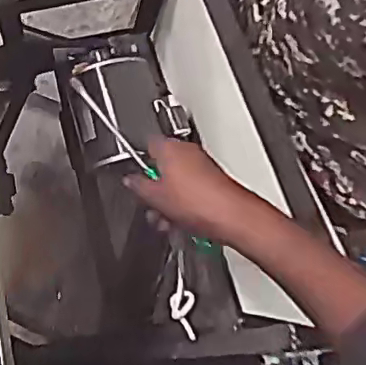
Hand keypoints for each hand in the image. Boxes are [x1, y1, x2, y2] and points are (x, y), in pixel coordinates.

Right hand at [123, 138, 282, 246]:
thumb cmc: (200, 202)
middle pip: (162, 166)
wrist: (234, 218)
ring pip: (176, 180)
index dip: (137, 161)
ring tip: (167, 219)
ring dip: (168, 199)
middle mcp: (187, 152)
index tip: (134, 177)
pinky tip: (182, 220)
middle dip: (154, 188)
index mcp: (170, 147)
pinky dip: (184, 202)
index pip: (146, 144)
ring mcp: (203, 166)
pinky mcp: (214, 182)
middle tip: (151, 203)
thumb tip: (132, 181)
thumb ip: (138, 186)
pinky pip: (191, 189)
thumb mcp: (154, 197)